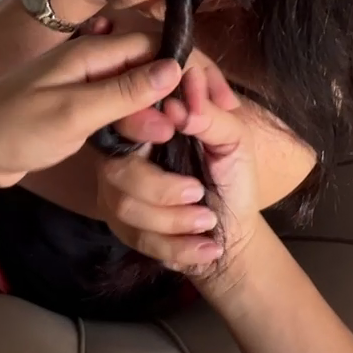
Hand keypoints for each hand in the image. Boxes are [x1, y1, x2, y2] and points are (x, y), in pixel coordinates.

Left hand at [0, 27, 179, 189]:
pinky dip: (135, 121)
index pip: (152, 44)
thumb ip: (123, 91)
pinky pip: (117, 107)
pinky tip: (149, 139)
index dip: (183, 68)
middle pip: (147, 64)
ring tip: (171, 136)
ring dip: (156, 110)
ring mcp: (82, 85)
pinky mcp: (77, 108)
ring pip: (134, 88)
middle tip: (193, 123)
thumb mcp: (73, 112)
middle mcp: (88, 61)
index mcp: (88, 51)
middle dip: (175, 90)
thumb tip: (173, 68)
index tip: (204, 101)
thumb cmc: (13, 127)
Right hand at [96, 63, 263, 277]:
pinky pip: (136, 239)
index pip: (124, 118)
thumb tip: (177, 105)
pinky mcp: (122, 228)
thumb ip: (210, 115)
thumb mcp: (234, 140)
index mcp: (150, 125)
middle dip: (161, 189)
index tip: (169, 133)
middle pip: (116, 168)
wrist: (235, 232)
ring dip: (173, 220)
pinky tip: (205, 247)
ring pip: (124, 206)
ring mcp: (118, 192)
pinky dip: (176, 247)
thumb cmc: (233, 176)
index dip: (137, 125)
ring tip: (208, 221)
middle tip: (199, 193)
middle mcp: (124, 155)